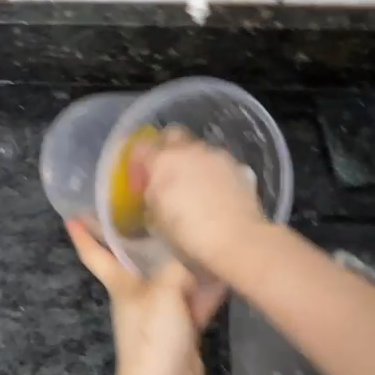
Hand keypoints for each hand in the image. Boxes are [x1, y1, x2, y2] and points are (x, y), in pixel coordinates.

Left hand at [68, 219, 225, 374]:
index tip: (72, 213)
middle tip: (159, 204)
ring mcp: (161, 311)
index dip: (83, 233)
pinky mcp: (182, 328)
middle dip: (144, 235)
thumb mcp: (165, 292)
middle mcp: (138, 293)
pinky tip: (228, 270)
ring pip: (172, 277)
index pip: (94, 253)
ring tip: (202, 230)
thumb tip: (191, 262)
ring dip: (185, 260)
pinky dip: (209, 288)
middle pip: (138, 259)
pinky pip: (195, 299)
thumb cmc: (152, 336)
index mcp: (120, 282)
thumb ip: (178, 267)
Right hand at [125, 127, 266, 267]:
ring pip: (199, 149)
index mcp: (162, 162)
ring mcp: (216, 157)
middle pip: (172, 135)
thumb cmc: (187, 234)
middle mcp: (188, 151)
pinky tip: (217, 193)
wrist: (236, 239)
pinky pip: (219, 163)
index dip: (136, 161)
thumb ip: (152, 197)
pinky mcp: (238, 167)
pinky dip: (214, 173)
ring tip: (195, 186)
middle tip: (165, 171)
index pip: (140, 148)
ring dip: (193, 162)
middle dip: (166, 148)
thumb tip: (153, 191)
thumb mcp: (156, 220)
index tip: (138, 178)